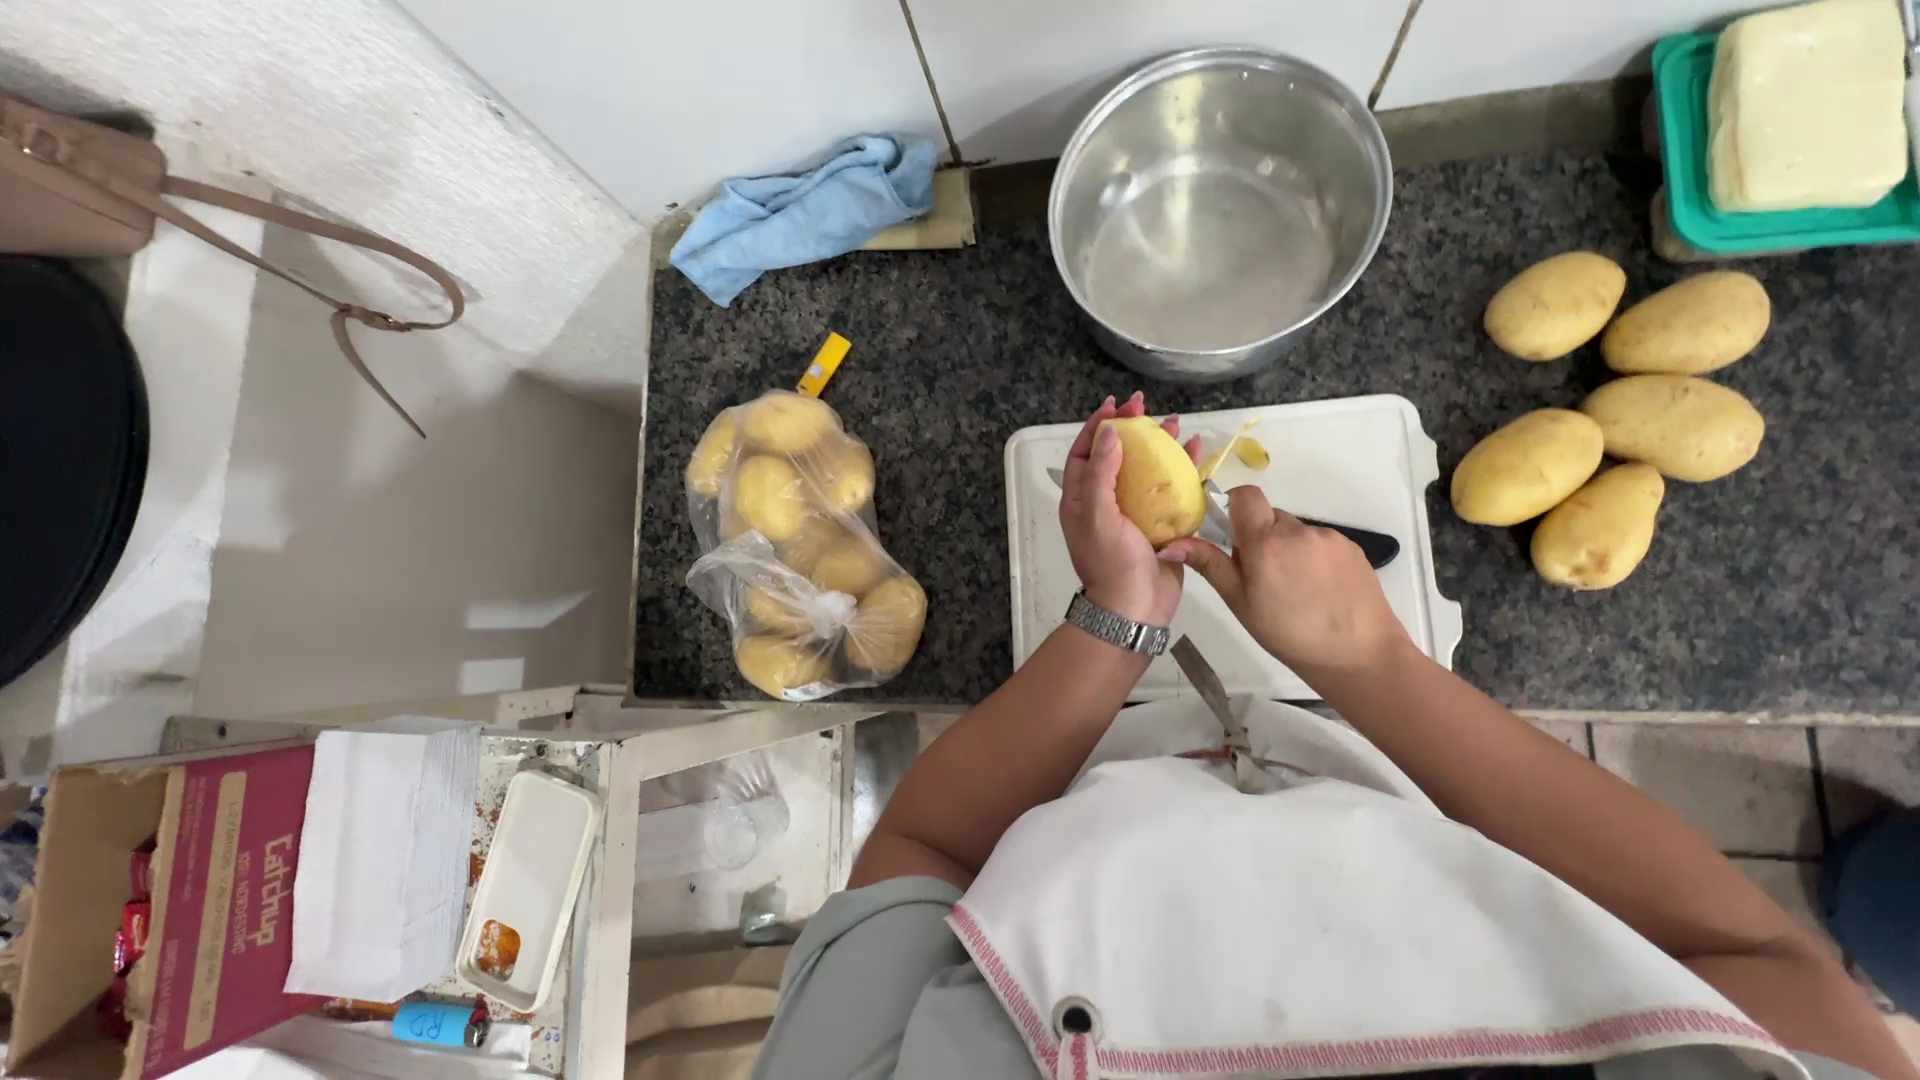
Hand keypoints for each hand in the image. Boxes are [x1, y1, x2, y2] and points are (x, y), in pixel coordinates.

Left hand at [1060, 392, 1200, 626]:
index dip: (1098, 426)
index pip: (1086, 453)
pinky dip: (1183, 469)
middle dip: (1131, 428)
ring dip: (1159, 444)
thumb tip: (1108, 432)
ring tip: (1175, 422)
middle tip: (1145, 405)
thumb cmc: (1111, 563)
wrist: (1136, 609)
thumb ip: (1100, 473)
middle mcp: (1106, 502)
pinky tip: (1195, 450)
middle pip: (1118, 455)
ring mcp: (1135, 512)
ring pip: (1147, 468)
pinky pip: (1172, 488)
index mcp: (1082, 500)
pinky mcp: (1161, 522)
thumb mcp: (1097, 515)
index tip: (1114, 404)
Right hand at [1159, 485, 1410, 674]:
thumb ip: (1210, 565)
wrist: (1358, 654)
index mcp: (1265, 542)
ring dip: (1286, 548)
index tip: (1231, 532)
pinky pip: (1320, 542)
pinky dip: (1312, 558)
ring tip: (1293, 589)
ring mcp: (1328, 537)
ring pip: (1295, 531)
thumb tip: (1171, 543)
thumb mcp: (1240, 603)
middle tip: (1260, 576)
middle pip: (1269, 516)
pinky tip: (1317, 590)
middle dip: (1260, 537)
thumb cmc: (1288, 634)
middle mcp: (1297, 530)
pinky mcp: (1352, 547)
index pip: (1244, 495)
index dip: (1234, 506)